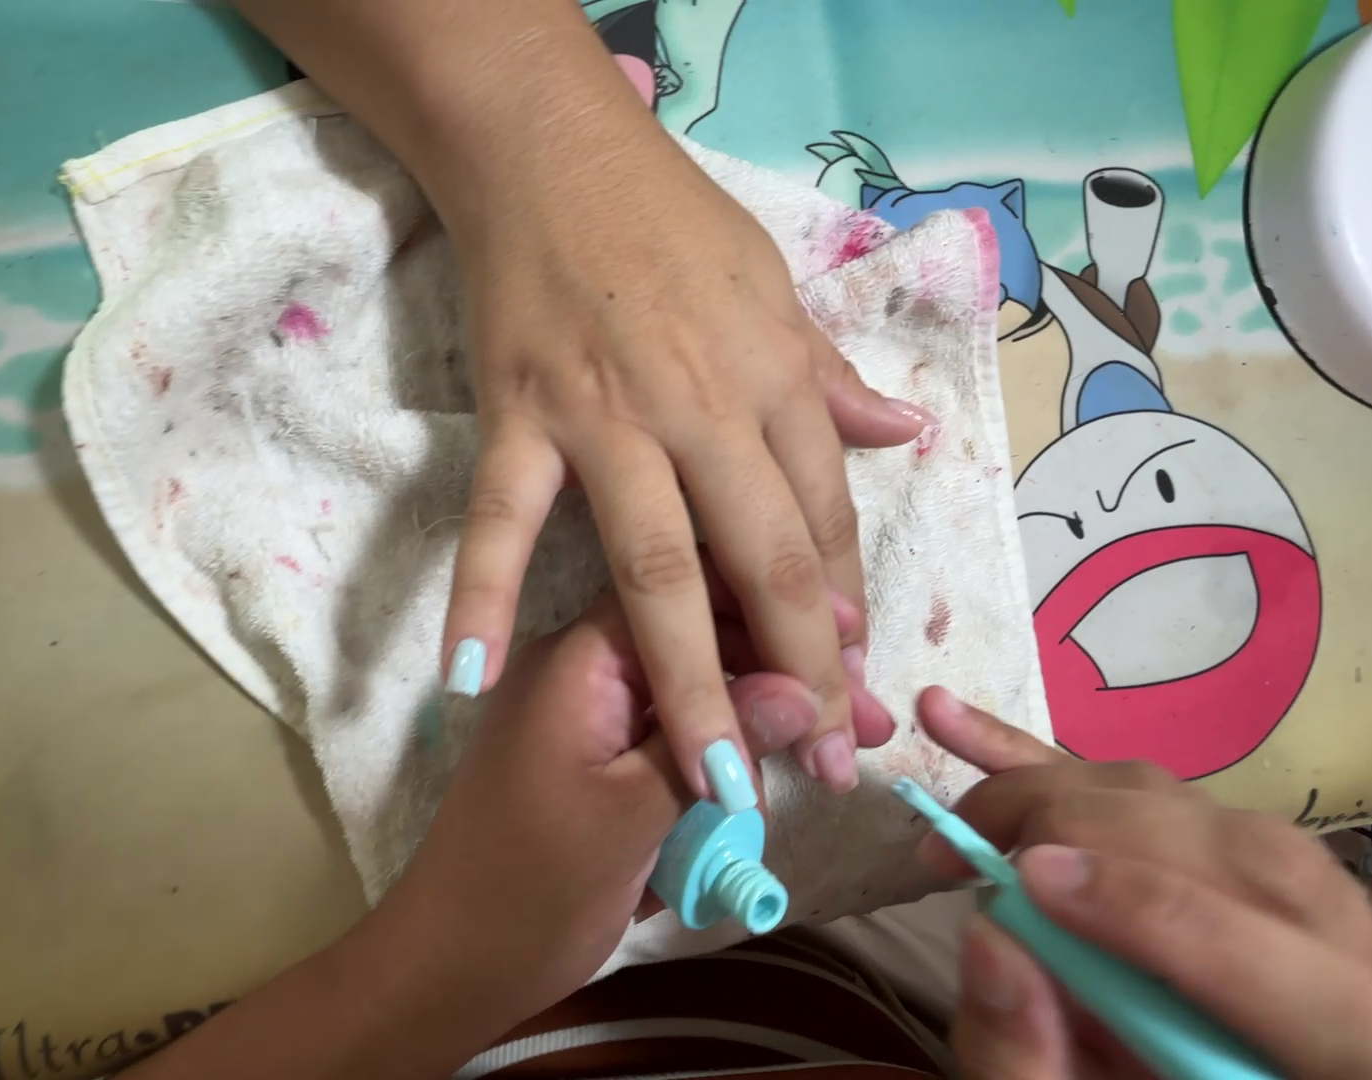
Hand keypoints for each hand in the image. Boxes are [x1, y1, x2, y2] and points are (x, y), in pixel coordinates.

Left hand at [391, 586, 897, 1023]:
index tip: (850, 636)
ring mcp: (594, 708)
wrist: (456, 958)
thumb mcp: (633, 810)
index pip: (682, 592)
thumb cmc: (533, 883)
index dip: (767, 607)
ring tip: (842, 745)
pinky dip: (726, 746)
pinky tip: (780, 766)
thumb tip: (803, 686)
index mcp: (579, 656)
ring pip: (694, 687)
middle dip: (782, 670)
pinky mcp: (604, 749)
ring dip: (763, 714)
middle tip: (866, 713)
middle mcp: (585, 664)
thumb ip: (716, 740)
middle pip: (698, 641)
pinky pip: (674, 726)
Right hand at [438, 90, 926, 804]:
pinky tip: (468, 679)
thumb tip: (903, 438)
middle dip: (799, 674)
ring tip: (714, 779)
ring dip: (687, 679)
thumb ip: (830, 376)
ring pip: (654, 567)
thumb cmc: (668, 221)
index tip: (856, 692)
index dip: (843, 611)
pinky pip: (500, 523)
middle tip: (821, 772)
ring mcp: (604, 421)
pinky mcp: (519, 421)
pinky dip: (480, 597)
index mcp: (770, 377)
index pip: (822, 517)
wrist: (552, 154)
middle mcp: (701, 411)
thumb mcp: (773, 286)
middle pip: (761, 561)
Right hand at [915, 688, 1371, 1079]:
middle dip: (1077, 832)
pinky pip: (1113, 776)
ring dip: (1045, 790)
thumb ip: (1027, 1059)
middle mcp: (1345, 956)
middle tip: (967, 856)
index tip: (1025, 878)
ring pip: (1168, 795)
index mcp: (1350, 1069)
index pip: (1309, 988)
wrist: (1139, 1072)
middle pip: (1230, 852)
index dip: (1160, 917)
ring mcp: (1278, 878)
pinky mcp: (1197, 832)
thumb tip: (986, 936)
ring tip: (962, 829)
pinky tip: (946, 717)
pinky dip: (1022, 748)